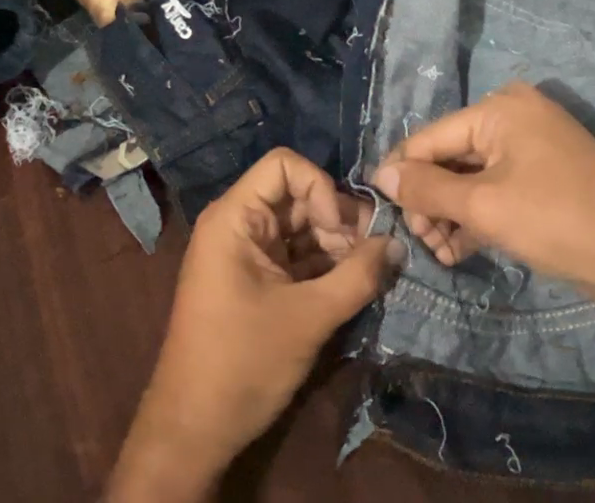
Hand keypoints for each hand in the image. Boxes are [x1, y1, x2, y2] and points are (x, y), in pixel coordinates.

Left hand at [108, 149, 404, 501]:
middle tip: (375, 253)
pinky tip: (355, 285)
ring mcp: (247, 254)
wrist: (195, 428)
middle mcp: (239, 226)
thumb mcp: (309, 316)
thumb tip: (399, 243)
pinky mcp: (257, 282)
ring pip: (302, 227)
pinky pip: (297, 256)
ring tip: (369, 273)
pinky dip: (326, 265)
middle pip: (298, 196)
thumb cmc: (244, 362)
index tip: (342, 231)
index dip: (321, 187)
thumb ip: (359, 275)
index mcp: (234, 218)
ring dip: (338, 245)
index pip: (284, 165)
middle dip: (339, 219)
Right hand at [372, 82, 594, 296]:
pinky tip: (460, 251)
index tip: (384, 216)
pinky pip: (497, 186)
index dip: (402, 177)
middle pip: (449, 157)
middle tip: (423, 244)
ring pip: (471, 176)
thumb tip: (379, 175)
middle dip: (430, 202)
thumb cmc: (555, 221)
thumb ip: (426, 188)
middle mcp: (514, 114)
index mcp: (499, 108)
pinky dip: (477, 215)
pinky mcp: (546, 173)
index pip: (428, 138)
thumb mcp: (482, 206)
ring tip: (441, 255)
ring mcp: (534, 143)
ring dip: (450, 214)